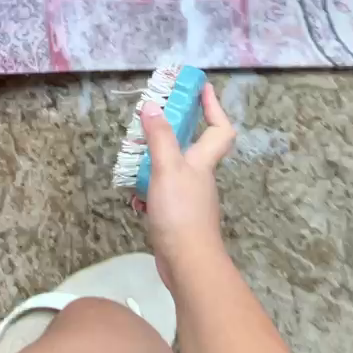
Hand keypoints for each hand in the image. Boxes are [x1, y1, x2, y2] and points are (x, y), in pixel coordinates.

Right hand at [139, 82, 235, 283]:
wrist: (188, 264)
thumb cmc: (181, 212)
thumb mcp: (167, 168)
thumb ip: (160, 137)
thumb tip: (153, 105)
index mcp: (202, 162)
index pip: (219, 129)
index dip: (213, 107)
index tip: (202, 87)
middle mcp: (199, 177)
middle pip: (195, 145)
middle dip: (179, 126)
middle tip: (157, 111)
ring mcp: (189, 197)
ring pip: (175, 167)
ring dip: (158, 155)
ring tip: (135, 146)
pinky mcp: (177, 215)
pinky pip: (162, 189)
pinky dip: (148, 183)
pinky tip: (132, 188)